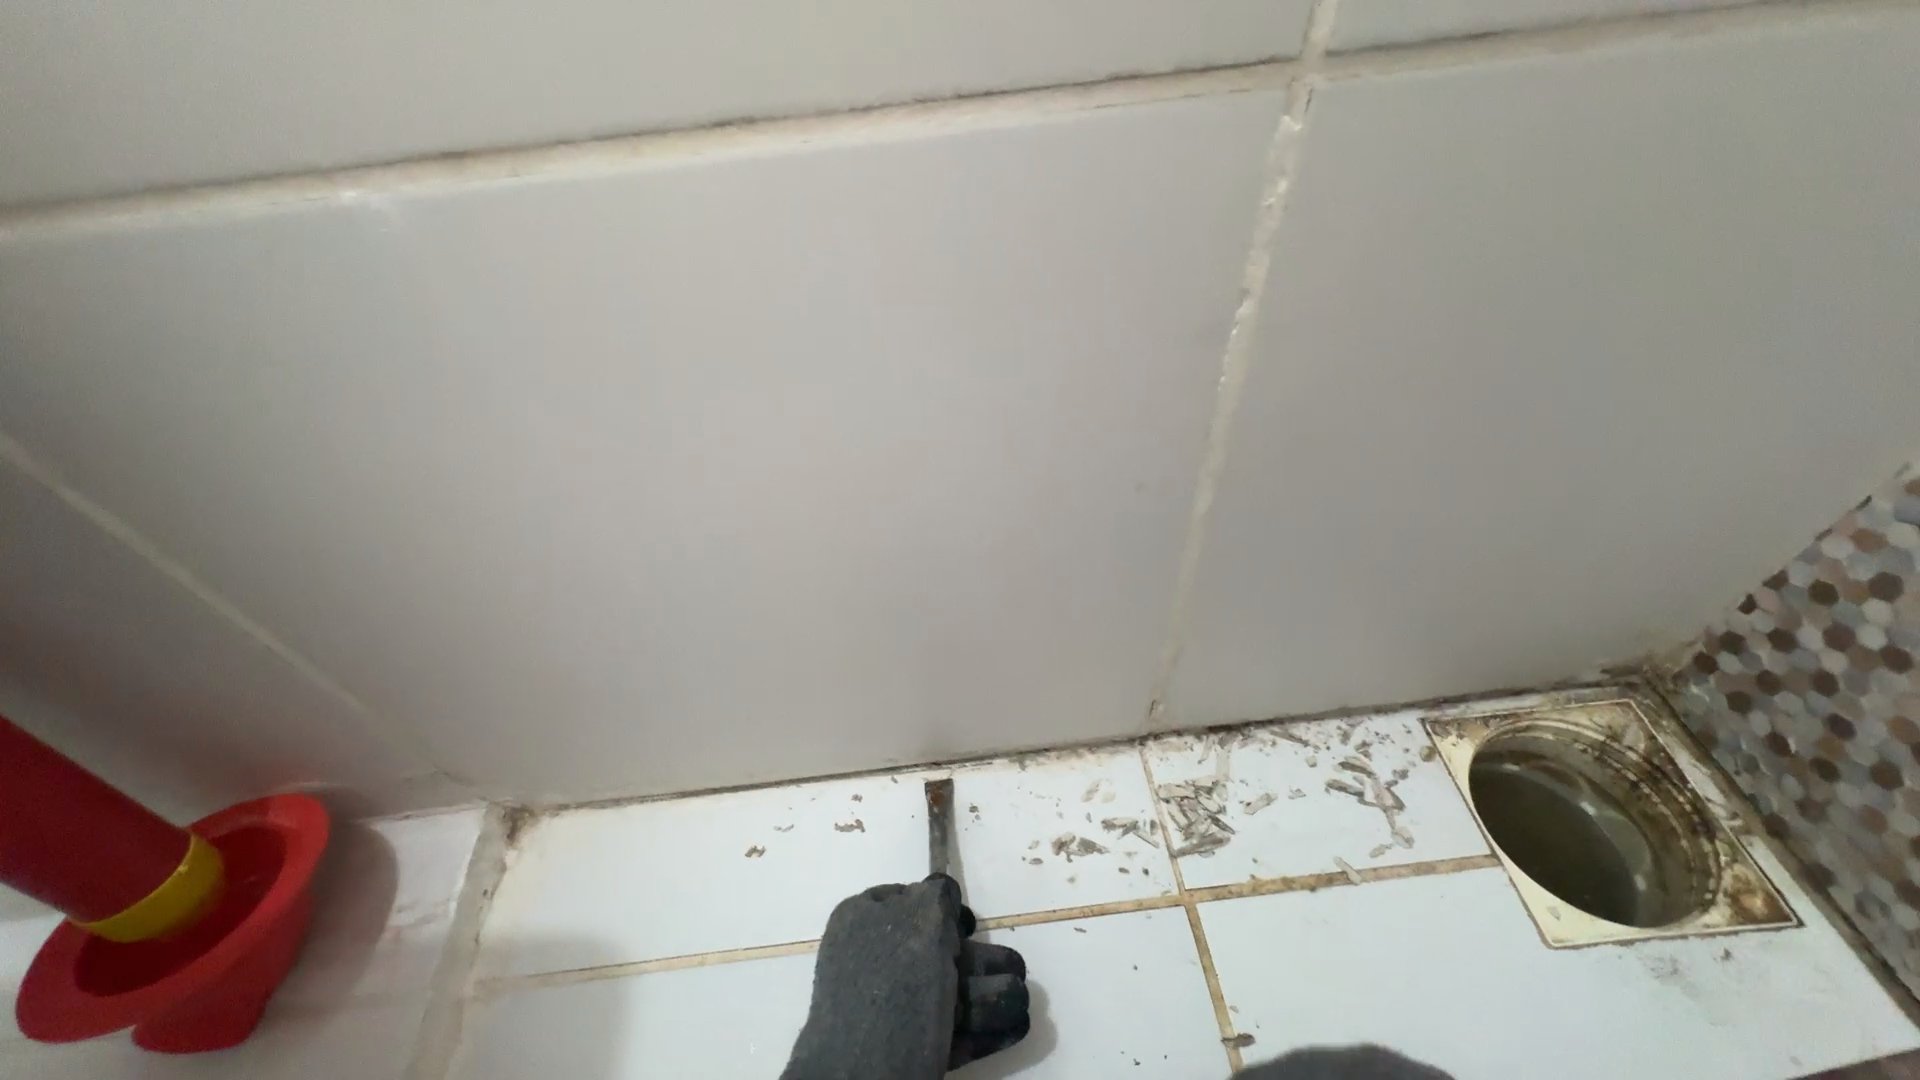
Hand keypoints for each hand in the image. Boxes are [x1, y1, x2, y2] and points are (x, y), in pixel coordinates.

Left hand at [781, 874, 1029, 1078]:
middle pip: (939, 949)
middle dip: (983, 959)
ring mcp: (891, 1009)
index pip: (905, 899)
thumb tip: (944, 891)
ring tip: (1021, 999)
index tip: (967, 923)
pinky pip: (953, 1032)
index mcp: (863, 921)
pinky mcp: (911, 1050)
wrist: (865, 1076)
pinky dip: (986, 1030)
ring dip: (993, 993)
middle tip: (1013, 966)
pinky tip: (1017, 1025)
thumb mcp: (921, 918)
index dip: (942, 907)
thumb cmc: (895, 984)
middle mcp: (876, 961)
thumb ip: (938, 895)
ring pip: (952, 991)